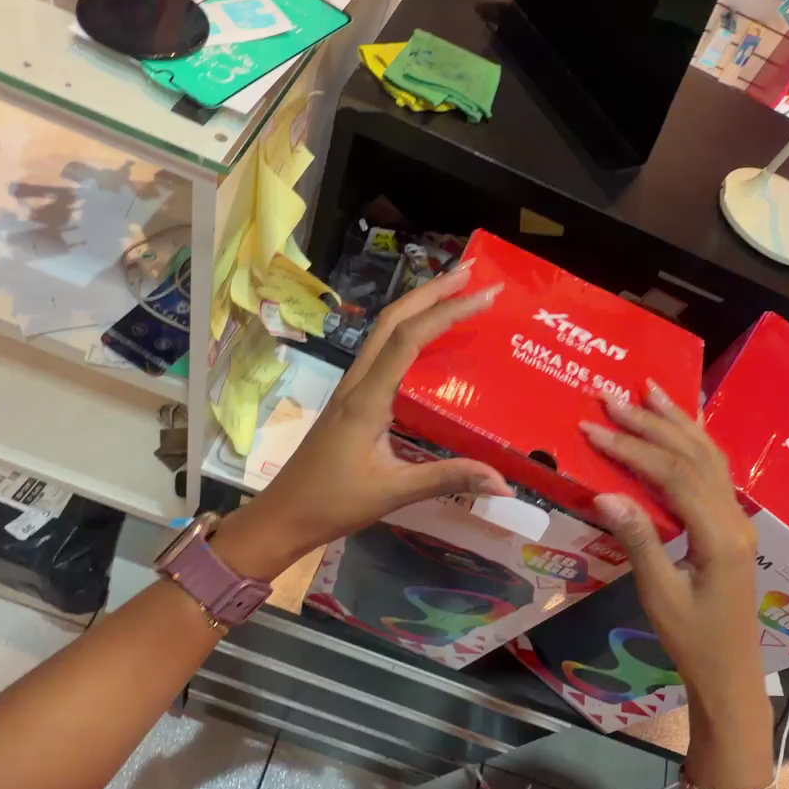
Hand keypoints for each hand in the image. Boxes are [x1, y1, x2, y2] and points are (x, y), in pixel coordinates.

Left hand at [223, 263, 514, 573]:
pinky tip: (431, 342)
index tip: (485, 295)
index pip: (408, 339)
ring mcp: (352, 388)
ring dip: (419, 306)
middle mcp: (357, 382)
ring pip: (384, 332)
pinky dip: (410, 333)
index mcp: (367, 398)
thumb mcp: (394, 492)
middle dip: (432, 291)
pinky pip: (383, 354)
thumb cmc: (333, 502)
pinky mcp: (352, 400)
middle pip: (392, 319)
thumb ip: (448, 479)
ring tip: (456, 293)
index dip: (447, 312)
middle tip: (472, 273)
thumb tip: (504, 482)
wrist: (284, 515)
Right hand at [581, 386, 766, 719]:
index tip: (592, 428)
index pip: (673, 475)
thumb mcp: (659, 595)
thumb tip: (604, 493)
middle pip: (693, 456)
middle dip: (651, 423)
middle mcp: (735, 518)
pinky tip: (681, 426)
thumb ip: (638, 540)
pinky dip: (694, 441)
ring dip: (678, 422)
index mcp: (719, 536)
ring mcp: (738, 519)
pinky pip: (715, 471)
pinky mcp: (732, 525)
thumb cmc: (691, 640)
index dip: (631, 448)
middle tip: (613, 397)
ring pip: (710, 457)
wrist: (730, 673)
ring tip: (650, 390)